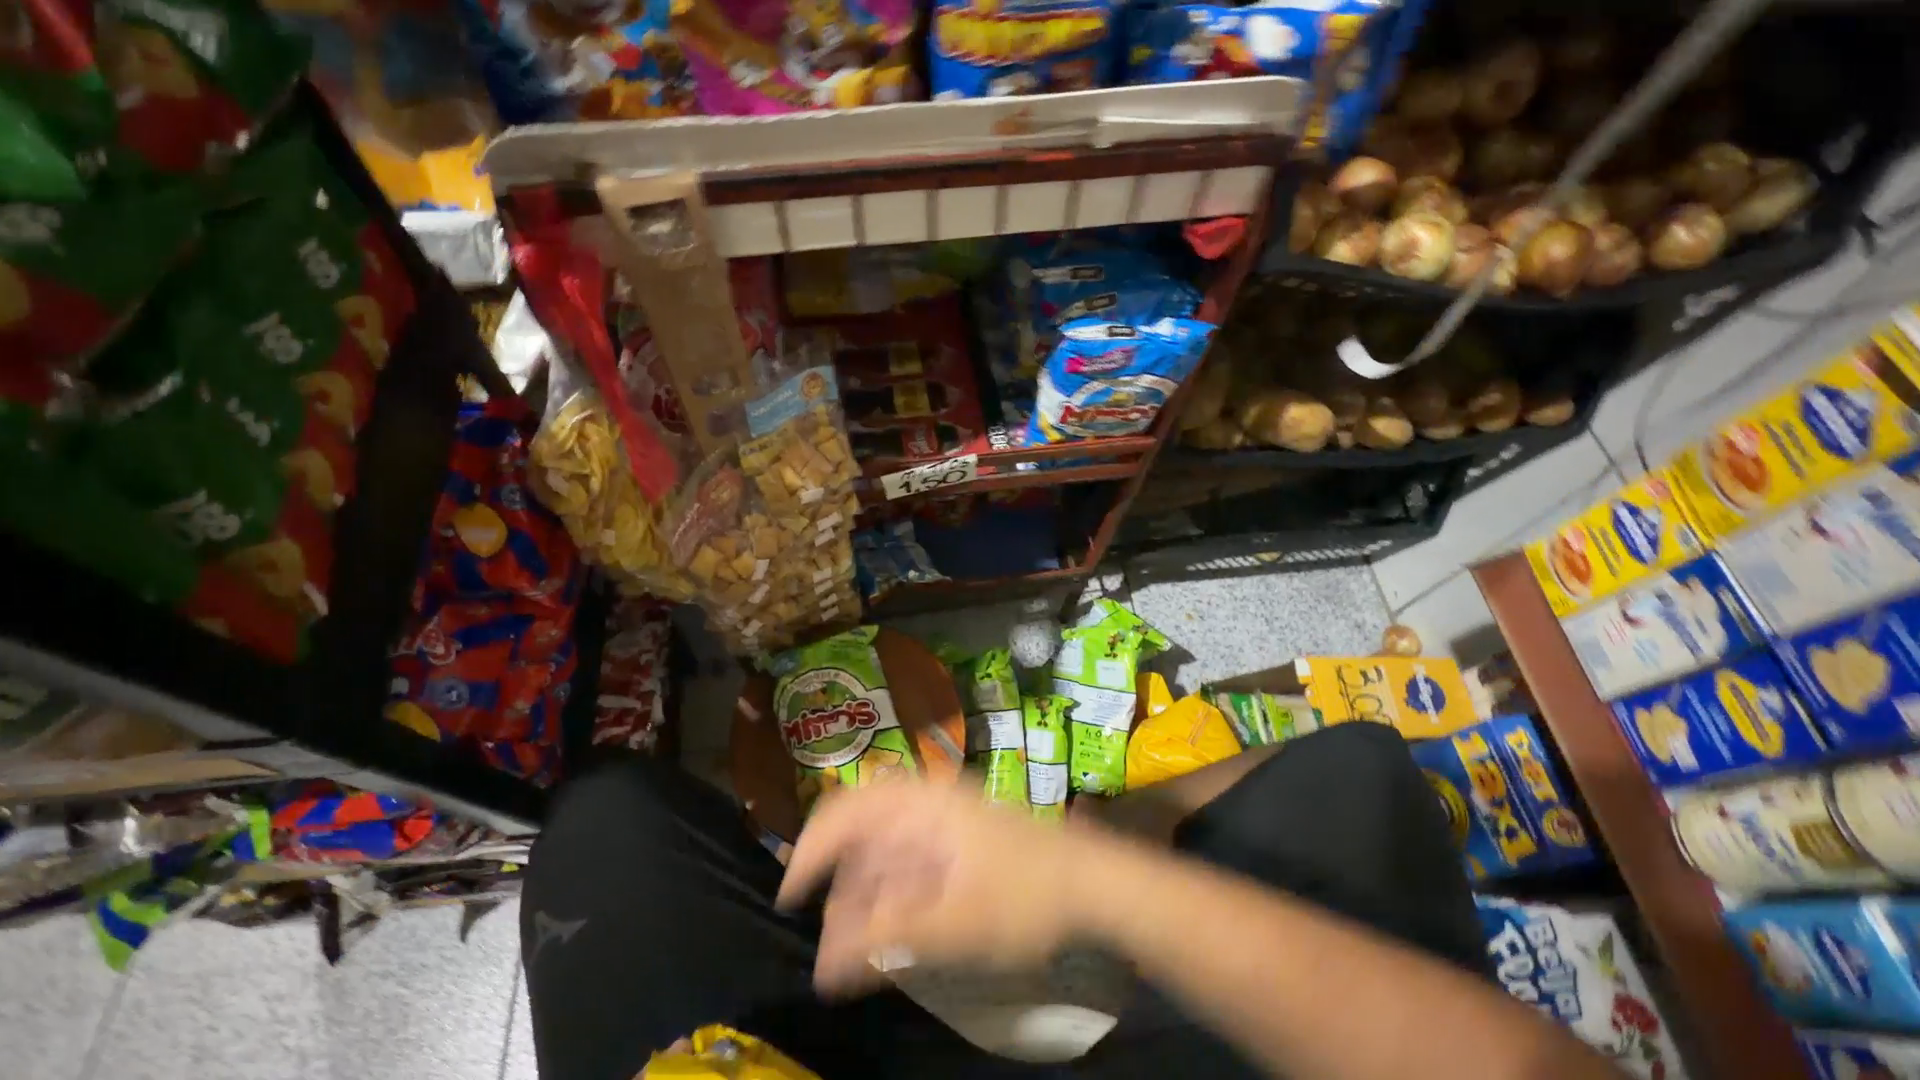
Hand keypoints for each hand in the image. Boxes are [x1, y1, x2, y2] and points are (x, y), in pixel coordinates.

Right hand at [776, 781, 1115, 994]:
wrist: (1097, 883)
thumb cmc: (1027, 895)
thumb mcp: (955, 923)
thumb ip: (887, 939)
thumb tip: (825, 967)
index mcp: (920, 805)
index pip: (845, 812)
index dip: (810, 851)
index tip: (791, 899)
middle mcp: (925, 806)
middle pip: (862, 842)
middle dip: (842, 895)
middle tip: (833, 948)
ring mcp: (943, 825)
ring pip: (885, 860)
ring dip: (867, 905)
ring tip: (858, 956)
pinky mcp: (958, 847)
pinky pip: (910, 869)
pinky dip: (895, 902)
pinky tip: (893, 939)